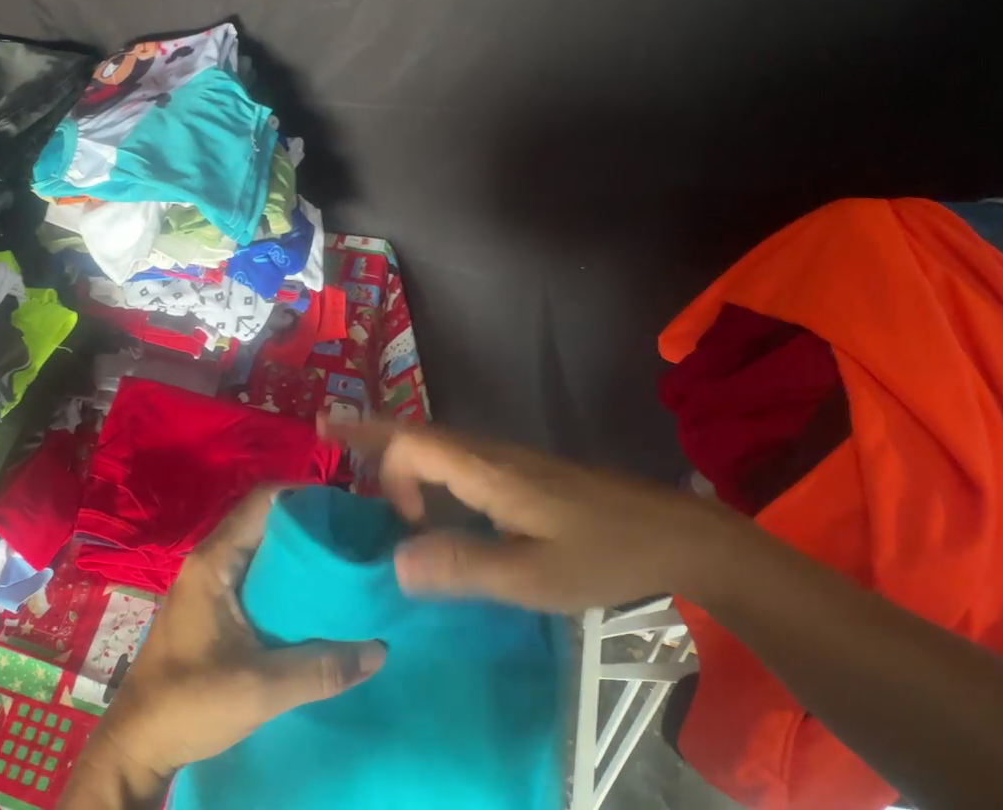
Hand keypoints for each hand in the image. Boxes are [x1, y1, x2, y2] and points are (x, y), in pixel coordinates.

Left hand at [66, 486, 387, 807]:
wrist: (136, 744)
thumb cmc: (189, 702)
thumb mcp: (260, 688)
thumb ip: (321, 668)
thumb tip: (380, 650)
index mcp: (214, 562)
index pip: (263, 501)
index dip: (306, 497)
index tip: (349, 510)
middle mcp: (210, 563)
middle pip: (266, 524)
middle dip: (311, 528)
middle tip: (357, 541)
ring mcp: (209, 588)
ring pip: (262, 554)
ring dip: (300, 558)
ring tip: (347, 568)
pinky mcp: (213, 612)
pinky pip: (256, 580)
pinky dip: (287, 583)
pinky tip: (318, 604)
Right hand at [329, 419, 745, 614]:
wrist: (677, 535)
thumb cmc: (605, 555)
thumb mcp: (533, 577)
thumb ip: (463, 567)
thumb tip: (393, 561)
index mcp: (488, 472)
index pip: (414, 445)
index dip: (391, 475)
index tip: (405, 527)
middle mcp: (493, 454)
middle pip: (419, 431)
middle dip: (369, 430)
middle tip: (325, 426)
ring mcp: (511, 461)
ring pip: (440, 442)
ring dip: (396, 445)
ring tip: (358, 448)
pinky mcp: (526, 475)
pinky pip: (459, 458)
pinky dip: (426, 462)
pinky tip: (428, 488)